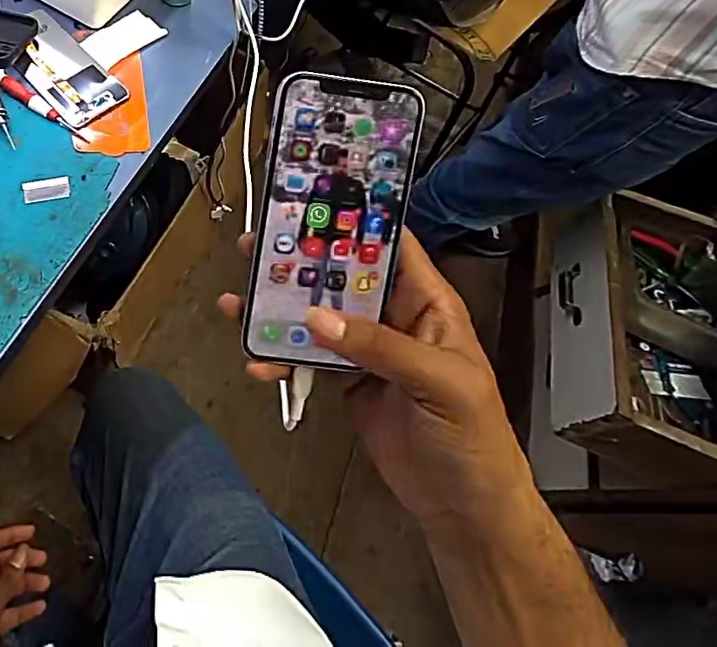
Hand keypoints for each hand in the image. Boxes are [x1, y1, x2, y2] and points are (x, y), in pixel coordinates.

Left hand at [0, 525, 49, 646]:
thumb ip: (5, 580)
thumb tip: (22, 549)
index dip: (8, 534)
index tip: (33, 532)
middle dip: (20, 560)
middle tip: (44, 559)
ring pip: (0, 588)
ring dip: (23, 584)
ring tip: (46, 583)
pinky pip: (1, 611)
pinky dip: (19, 608)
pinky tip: (39, 607)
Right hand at [220, 230, 524, 531]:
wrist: (464, 510)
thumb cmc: (476, 439)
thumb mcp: (441, 383)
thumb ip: (381, 347)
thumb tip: (319, 318)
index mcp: (426, 303)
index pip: (390, 247)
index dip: (356, 223)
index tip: (314, 207)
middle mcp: (392, 317)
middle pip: (340, 277)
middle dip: (301, 263)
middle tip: (259, 249)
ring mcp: (366, 348)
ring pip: (317, 315)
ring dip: (280, 310)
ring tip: (241, 302)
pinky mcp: (346, 380)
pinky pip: (307, 358)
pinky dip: (281, 358)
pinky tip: (259, 363)